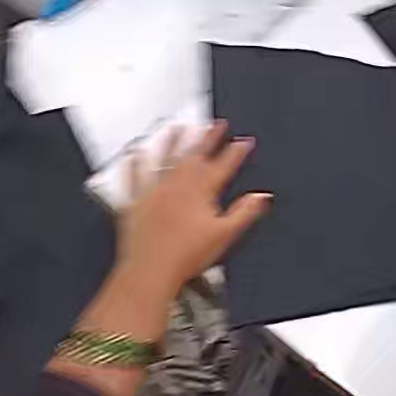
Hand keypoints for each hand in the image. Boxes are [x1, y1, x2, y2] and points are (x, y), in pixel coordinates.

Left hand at [115, 121, 271, 299]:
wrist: (150, 271)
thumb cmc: (186, 256)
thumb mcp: (225, 235)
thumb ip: (245, 212)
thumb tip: (261, 197)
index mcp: (201, 192)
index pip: (224, 165)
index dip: (236, 152)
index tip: (244, 141)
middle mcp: (177, 186)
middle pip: (196, 155)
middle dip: (208, 138)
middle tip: (217, 124)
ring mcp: (155, 193)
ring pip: (166, 160)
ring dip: (174, 142)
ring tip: (179, 127)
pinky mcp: (135, 204)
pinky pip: (134, 179)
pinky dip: (134, 165)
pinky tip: (134, 154)